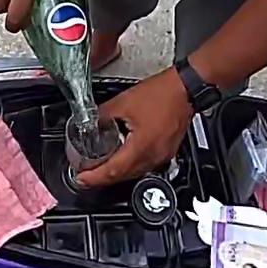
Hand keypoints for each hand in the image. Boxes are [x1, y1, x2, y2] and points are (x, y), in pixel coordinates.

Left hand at [74, 68, 192, 186]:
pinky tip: (124, 158)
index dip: (94, 177)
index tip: (81, 179)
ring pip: (135, 173)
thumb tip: (91, 120)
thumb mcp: (123, 101)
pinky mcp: (167, 151)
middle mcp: (153, 156)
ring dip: (118, 173)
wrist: (185, 88)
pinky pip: (146, 165)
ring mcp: (162, 156)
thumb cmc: (161, 94)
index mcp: (141, 147)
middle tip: (87, 175)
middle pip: (124, 176)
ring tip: (102, 168)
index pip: (113, 171)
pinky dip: (131, 165)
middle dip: (103, 178)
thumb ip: (103, 114)